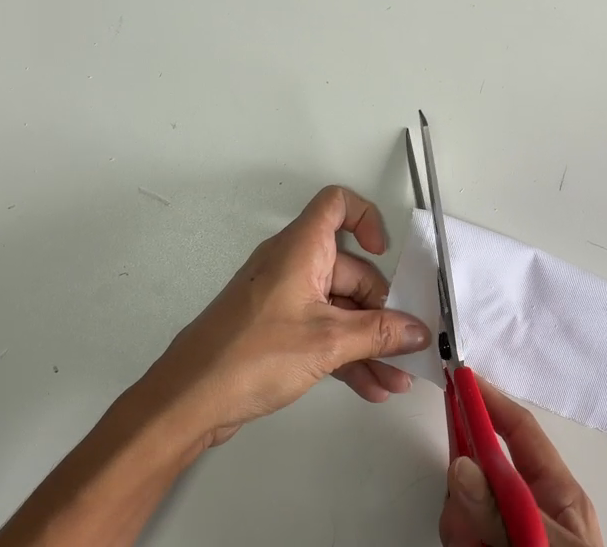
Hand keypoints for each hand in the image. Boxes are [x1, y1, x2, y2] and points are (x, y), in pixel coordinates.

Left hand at [140, 184, 432, 455]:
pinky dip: (347, 356)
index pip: (337, 204)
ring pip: (341, 310)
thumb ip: (379, 334)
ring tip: (397, 380)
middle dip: (383, 309)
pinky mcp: (278, 333)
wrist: (187, 401)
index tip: (385, 253)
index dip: (367, 218)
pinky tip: (373, 388)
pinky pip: (324, 334)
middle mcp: (294, 266)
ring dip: (370, 342)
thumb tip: (419, 331)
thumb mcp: (326, 343)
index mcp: (301, 249)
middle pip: (351, 270)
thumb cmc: (253, 354)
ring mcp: (285, 301)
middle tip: (406, 344)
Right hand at [439, 383, 603, 546]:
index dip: (492, 401)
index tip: (462, 378)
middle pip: (483, 469)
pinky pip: (462, 533)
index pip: (521, 431)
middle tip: (461, 511)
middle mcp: (531, 507)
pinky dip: (461, 542)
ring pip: (464, 505)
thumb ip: (502, 510)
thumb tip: (461, 466)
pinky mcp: (489, 545)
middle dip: (465, 483)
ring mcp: (509, 531)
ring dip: (461, 524)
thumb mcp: (544, 543)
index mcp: (559, 493)